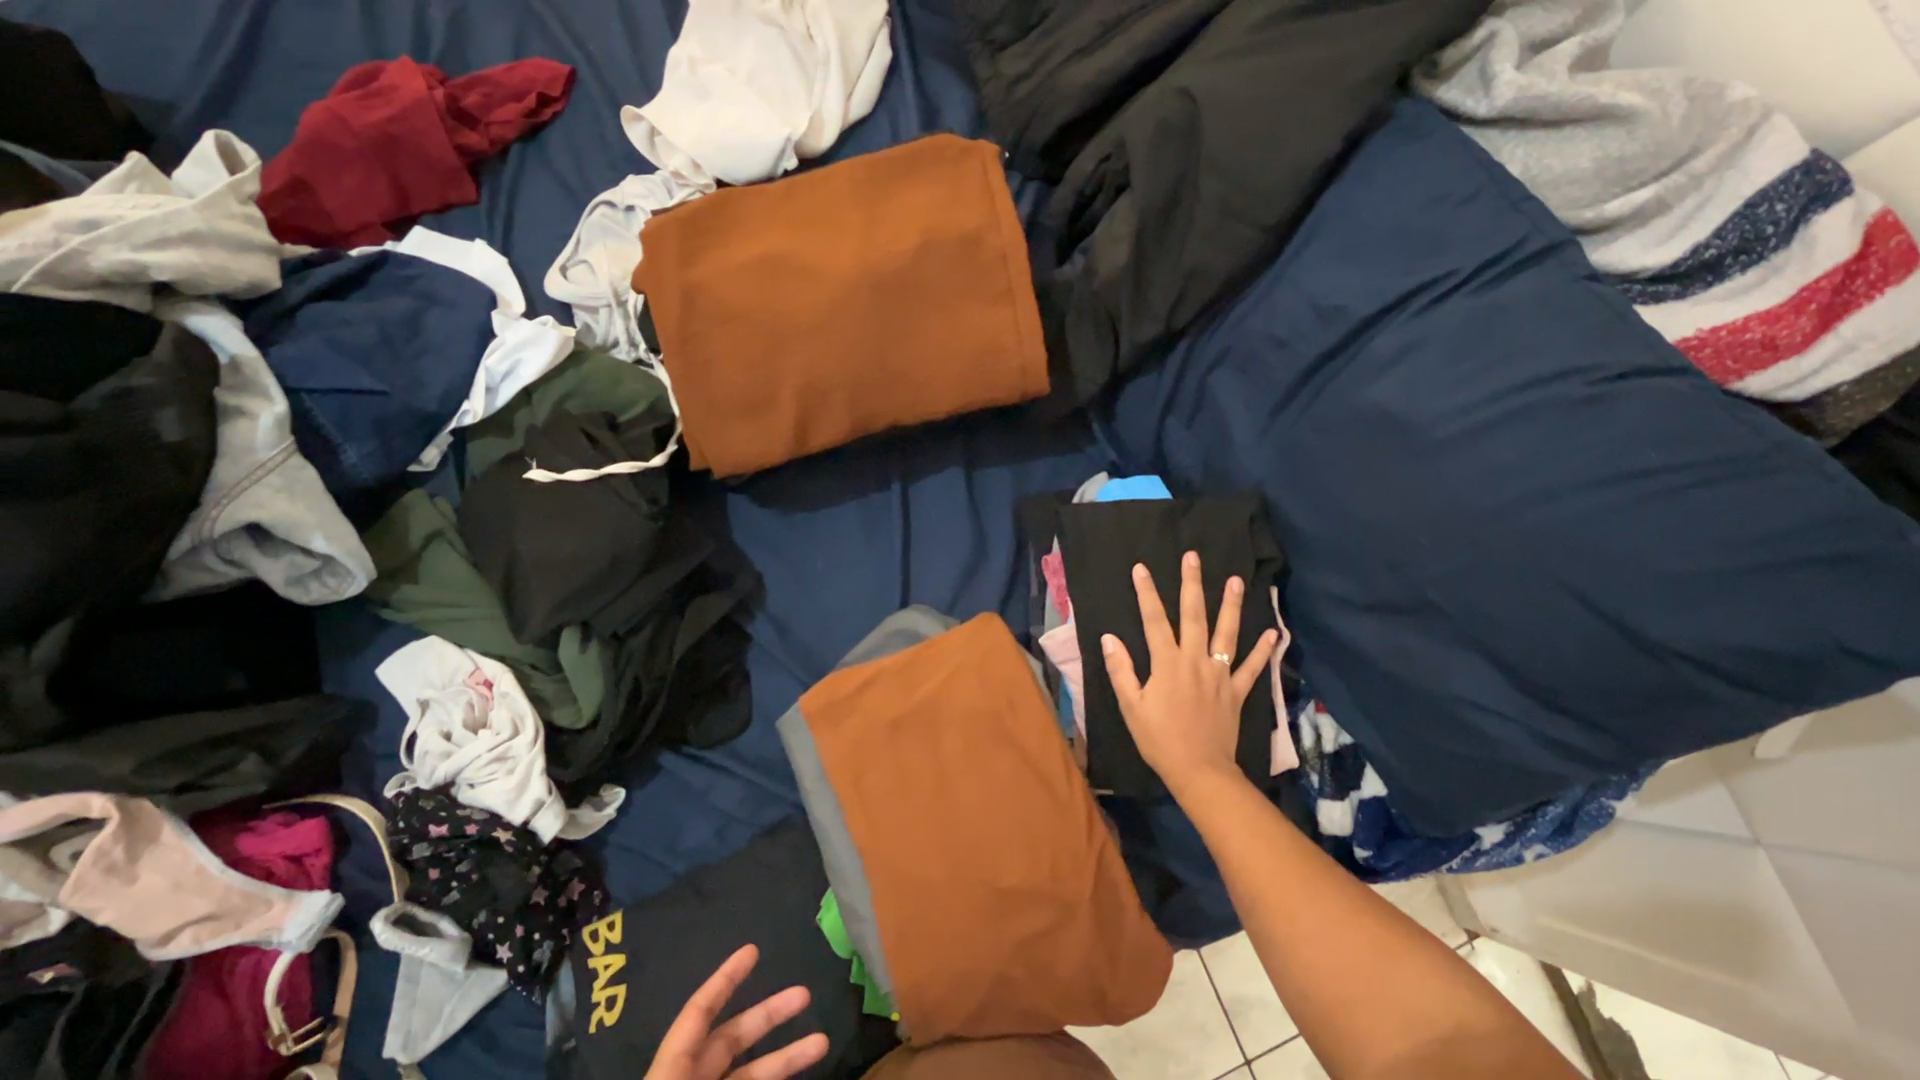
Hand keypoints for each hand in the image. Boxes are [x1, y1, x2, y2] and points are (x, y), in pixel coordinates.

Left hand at [645, 945, 829, 1079]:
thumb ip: (713, 1055)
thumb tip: (746, 1064)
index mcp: (671, 1067)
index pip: (699, 1012)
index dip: (725, 979)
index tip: (753, 950)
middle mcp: (689, 1077)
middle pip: (730, 1038)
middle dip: (768, 1014)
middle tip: (805, 994)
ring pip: (749, 1073)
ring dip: (786, 1058)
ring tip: (823, 1041)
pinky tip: (803, 1075)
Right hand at [1100, 551, 1279, 797]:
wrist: (1198, 769)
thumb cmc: (1158, 739)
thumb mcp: (1131, 706)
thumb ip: (1121, 670)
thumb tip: (1110, 638)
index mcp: (1167, 663)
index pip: (1154, 620)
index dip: (1147, 593)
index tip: (1141, 569)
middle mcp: (1195, 661)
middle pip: (1194, 616)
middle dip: (1192, 585)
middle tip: (1193, 558)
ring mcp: (1220, 674)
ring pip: (1227, 633)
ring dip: (1231, 605)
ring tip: (1236, 580)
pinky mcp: (1236, 692)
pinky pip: (1252, 667)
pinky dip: (1263, 650)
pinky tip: (1272, 632)